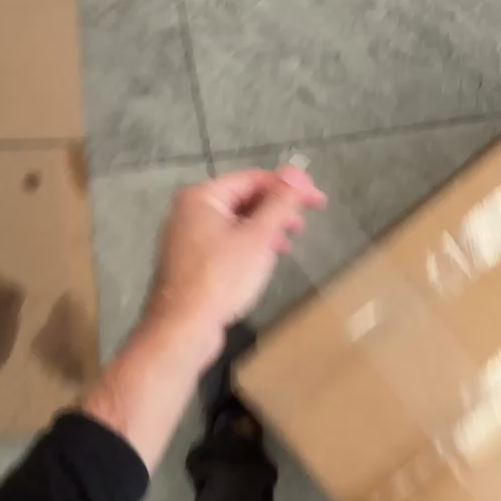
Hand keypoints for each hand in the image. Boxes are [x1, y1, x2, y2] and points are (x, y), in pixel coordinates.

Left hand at [140, 164, 326, 357]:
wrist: (183, 327)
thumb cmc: (220, 279)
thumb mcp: (258, 237)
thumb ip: (279, 203)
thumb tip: (295, 173)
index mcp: (202, 197)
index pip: (254, 178)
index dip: (289, 185)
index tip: (316, 198)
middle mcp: (191, 210)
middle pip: (243, 198)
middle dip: (277, 207)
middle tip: (304, 221)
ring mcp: (188, 236)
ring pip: (236, 221)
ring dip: (266, 227)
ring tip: (290, 239)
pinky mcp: (192, 261)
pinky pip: (227, 241)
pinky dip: (250, 244)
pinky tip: (265, 258)